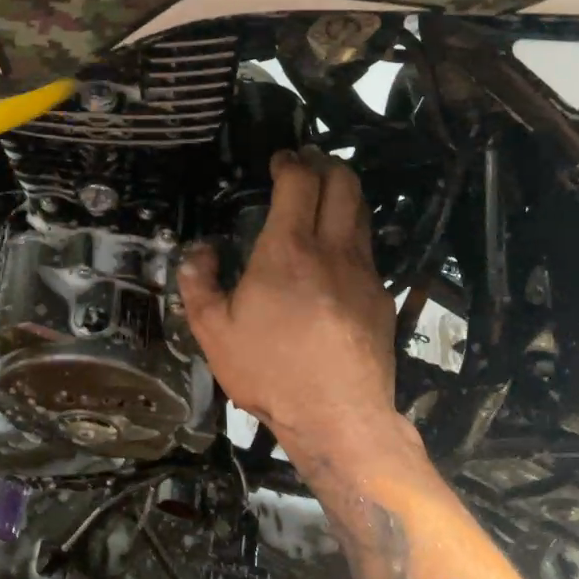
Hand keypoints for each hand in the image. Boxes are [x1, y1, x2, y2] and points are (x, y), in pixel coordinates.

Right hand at [178, 149, 398, 452]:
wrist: (339, 419)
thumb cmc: (269, 372)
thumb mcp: (212, 331)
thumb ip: (198, 282)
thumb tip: (200, 250)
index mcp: (287, 252)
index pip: (300, 183)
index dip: (291, 162)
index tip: (279, 159)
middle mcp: (332, 251)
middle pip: (344, 184)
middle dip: (325, 163)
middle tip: (306, 162)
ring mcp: (364, 273)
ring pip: (361, 212)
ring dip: (343, 192)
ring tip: (323, 192)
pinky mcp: (381, 298)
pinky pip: (367, 248)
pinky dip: (351, 230)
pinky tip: (334, 247)